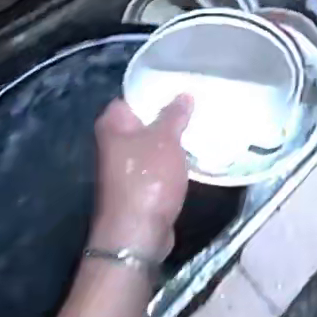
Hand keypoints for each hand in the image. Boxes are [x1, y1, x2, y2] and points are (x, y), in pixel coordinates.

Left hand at [89, 95, 192, 259]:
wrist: (137, 234)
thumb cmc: (147, 179)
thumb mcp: (165, 139)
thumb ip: (175, 114)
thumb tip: (183, 94)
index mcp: (113, 124)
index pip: (133, 94)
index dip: (157, 87)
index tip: (183, 82)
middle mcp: (115, 141)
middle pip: (146, 117)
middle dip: (170, 110)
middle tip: (199, 99)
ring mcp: (127, 163)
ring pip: (155, 139)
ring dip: (175, 134)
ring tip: (203, 120)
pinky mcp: (141, 182)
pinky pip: (160, 159)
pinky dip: (175, 155)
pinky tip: (196, 148)